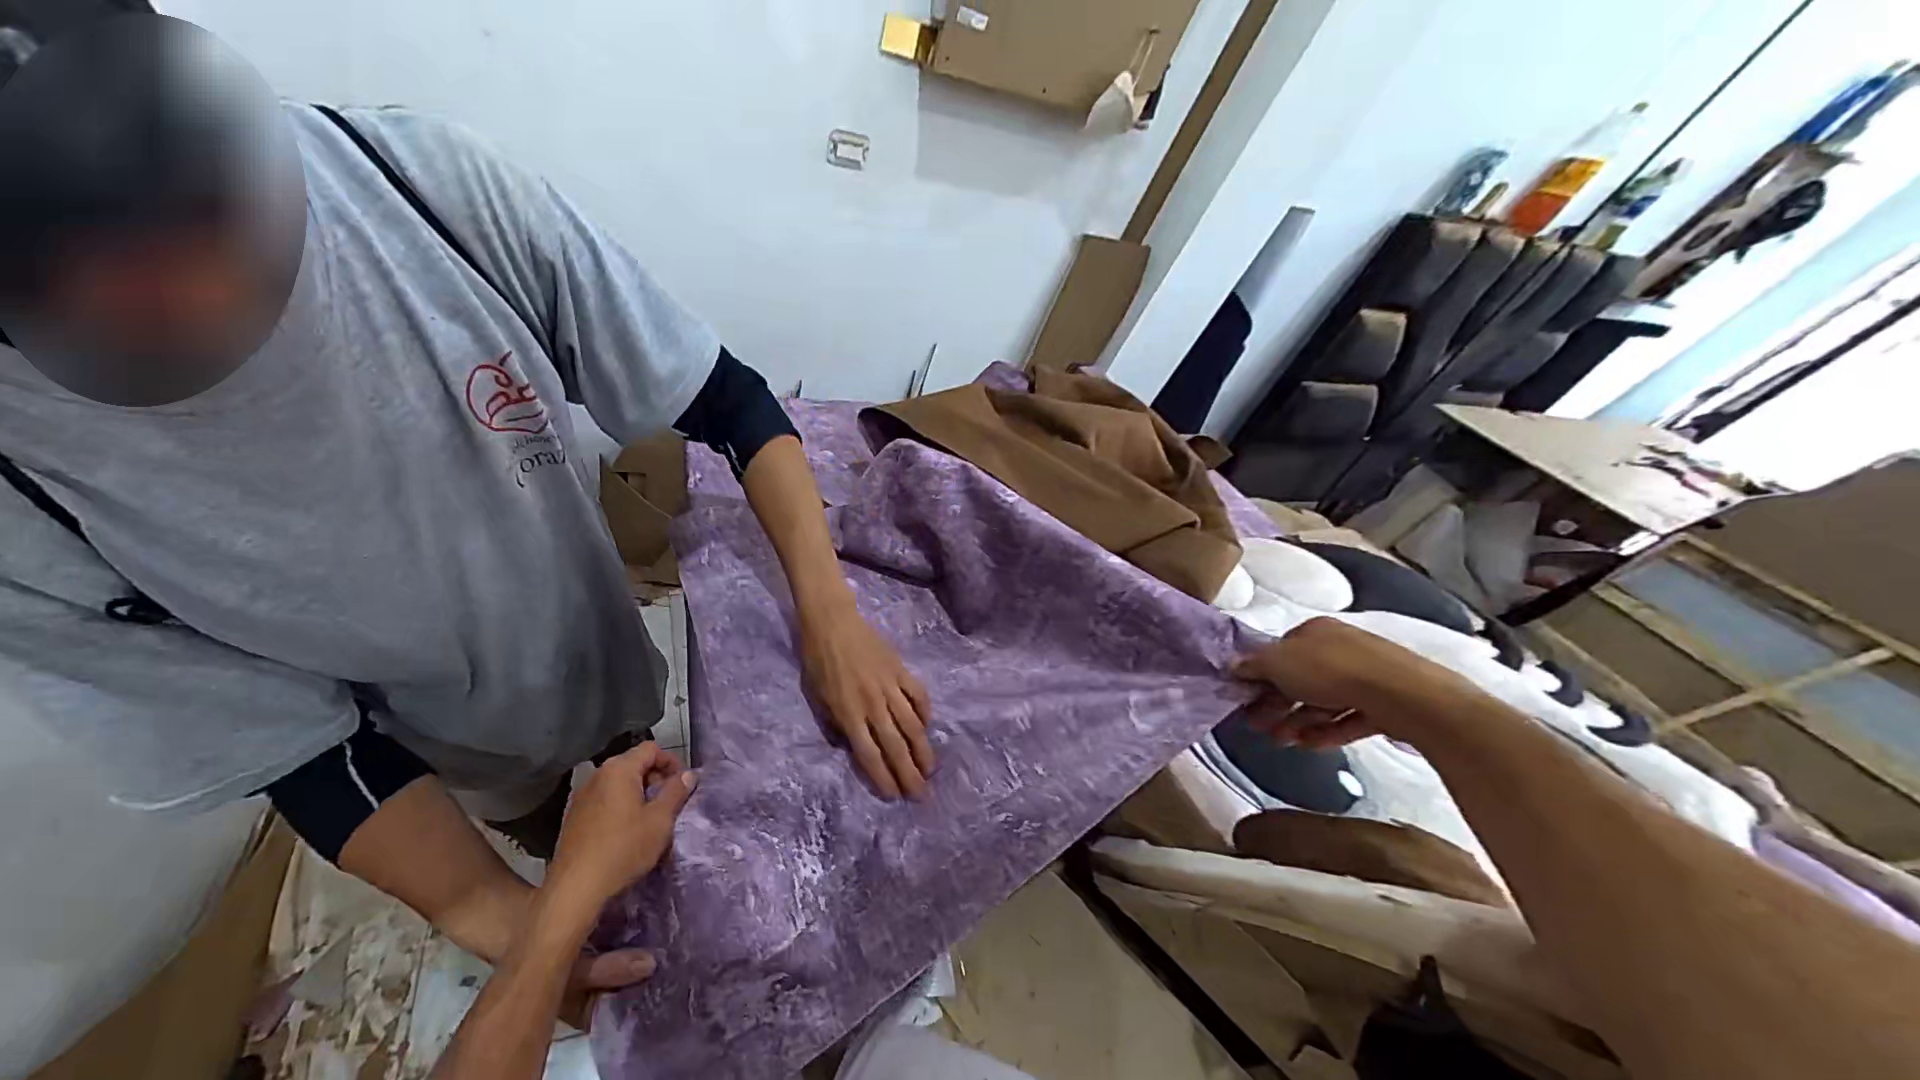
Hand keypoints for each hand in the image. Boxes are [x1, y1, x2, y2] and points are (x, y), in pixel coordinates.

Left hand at [548, 742, 697, 907]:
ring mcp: (581, 796)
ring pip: (617, 782)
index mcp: (618, 770)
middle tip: (669, 800)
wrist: (575, 890)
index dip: (671, 761)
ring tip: (650, 816)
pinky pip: (604, 798)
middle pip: (633, 763)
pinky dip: (620, 804)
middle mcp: (597, 776)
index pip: (650, 749)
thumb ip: (676, 792)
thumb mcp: (660, 820)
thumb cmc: (623, 849)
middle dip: (655, 777)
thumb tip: (688, 774)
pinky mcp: (573, 817)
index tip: (682, 784)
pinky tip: (626, 829)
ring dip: (638, 791)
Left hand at [800, 600, 933, 798]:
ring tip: (931, 768)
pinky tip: (927, 726)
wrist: (833, 623)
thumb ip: (834, 724)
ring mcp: (890, 687)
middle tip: (922, 794)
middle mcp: (873, 705)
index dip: (884, 778)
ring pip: (912, 725)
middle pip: (895, 746)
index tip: (895, 796)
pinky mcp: (901, 671)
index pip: (870, 755)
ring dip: (923, 750)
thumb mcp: (816, 698)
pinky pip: (918, 696)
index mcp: (849, 714)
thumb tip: (852, 746)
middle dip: (909, 774)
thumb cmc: (818, 661)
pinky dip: (925, 712)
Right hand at [1232, 617, 1484, 749]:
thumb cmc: (1330, 670)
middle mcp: (1339, 647)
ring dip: (1298, 721)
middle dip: (1277, 703)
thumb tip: (1232, 664)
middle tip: (1258, 726)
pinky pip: (1348, 717)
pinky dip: (1327, 730)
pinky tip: (1309, 745)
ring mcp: (1365, 675)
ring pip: (1323, 700)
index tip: (1246, 697)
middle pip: (1300, 677)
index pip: (1281, 650)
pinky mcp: (1384, 703)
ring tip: (1281, 741)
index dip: (1261, 674)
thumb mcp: (1278, 663)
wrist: (1402, 694)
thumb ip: (1252, 665)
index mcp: (1314, 631)